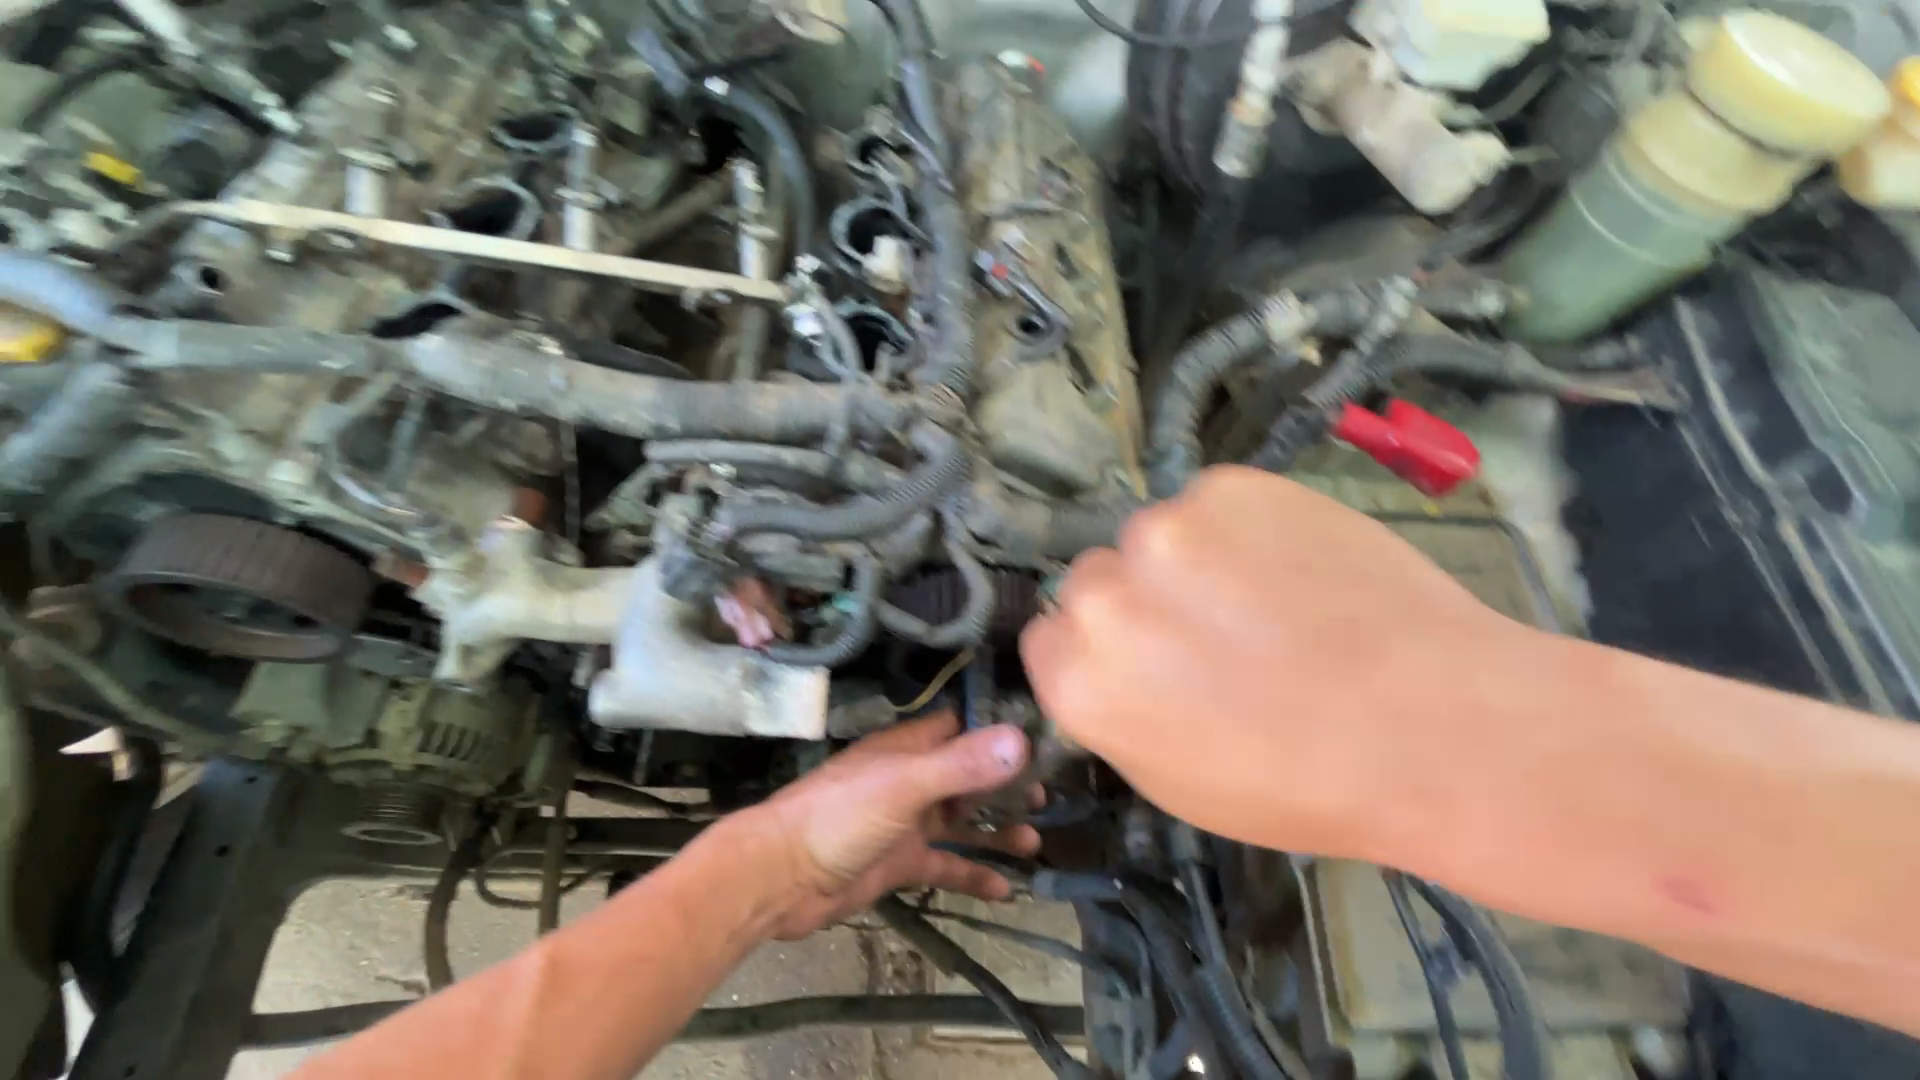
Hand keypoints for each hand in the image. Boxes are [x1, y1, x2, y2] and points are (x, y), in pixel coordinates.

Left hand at [731, 712, 1040, 939]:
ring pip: (960, 822)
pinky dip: (971, 873)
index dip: (998, 733)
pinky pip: (943, 865)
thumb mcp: (904, 786)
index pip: (962, 728)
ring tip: (1033, 842)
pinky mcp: (898, 863)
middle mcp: (909, 780)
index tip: (1041, 742)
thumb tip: (1022, 739)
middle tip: (1045, 799)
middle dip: (1004, 786)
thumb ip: (961, 765)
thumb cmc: (840, 816)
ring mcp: (904, 823)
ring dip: (994, 831)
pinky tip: (1003, 889)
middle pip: (966, 776)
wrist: (780, 876)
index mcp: (908, 749)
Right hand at [1020, 466, 1546, 859]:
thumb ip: (1114, 707)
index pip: (1048, 636)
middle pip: (1095, 579)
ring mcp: (1164, 531)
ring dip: (1190, 562)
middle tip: (1211, 631)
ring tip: (1268, 598)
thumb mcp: (1172, 780)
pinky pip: (1213, 503)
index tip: (1146, 660)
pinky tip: (1298, 566)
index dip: (1101, 650)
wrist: (1435, 729)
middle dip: (1139, 602)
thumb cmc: (1299, 785)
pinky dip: (1243, 528)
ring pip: (1157, 537)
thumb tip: (1113, 661)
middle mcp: (1101, 596)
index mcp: (1078, 677)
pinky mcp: (1228, 488)